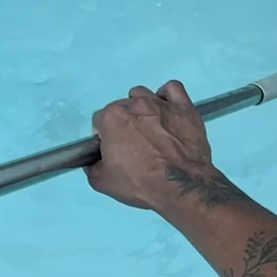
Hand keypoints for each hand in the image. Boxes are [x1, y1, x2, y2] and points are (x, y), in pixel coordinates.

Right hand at [87, 81, 245, 211]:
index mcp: (112, 118)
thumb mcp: (102, 182)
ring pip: (144, 95)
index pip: (100, 120)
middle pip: (122, 107)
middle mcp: (135, 104)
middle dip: (124, 123)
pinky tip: (167, 110)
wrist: (181, 187)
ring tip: (150, 127)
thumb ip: (92, 165)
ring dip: (142, 108)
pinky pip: (172, 89)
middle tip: (134, 144)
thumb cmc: (141, 183)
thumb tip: (94, 161)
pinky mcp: (184, 108)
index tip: (115, 149)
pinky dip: (168, 96)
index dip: (106, 136)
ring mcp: (161, 104)